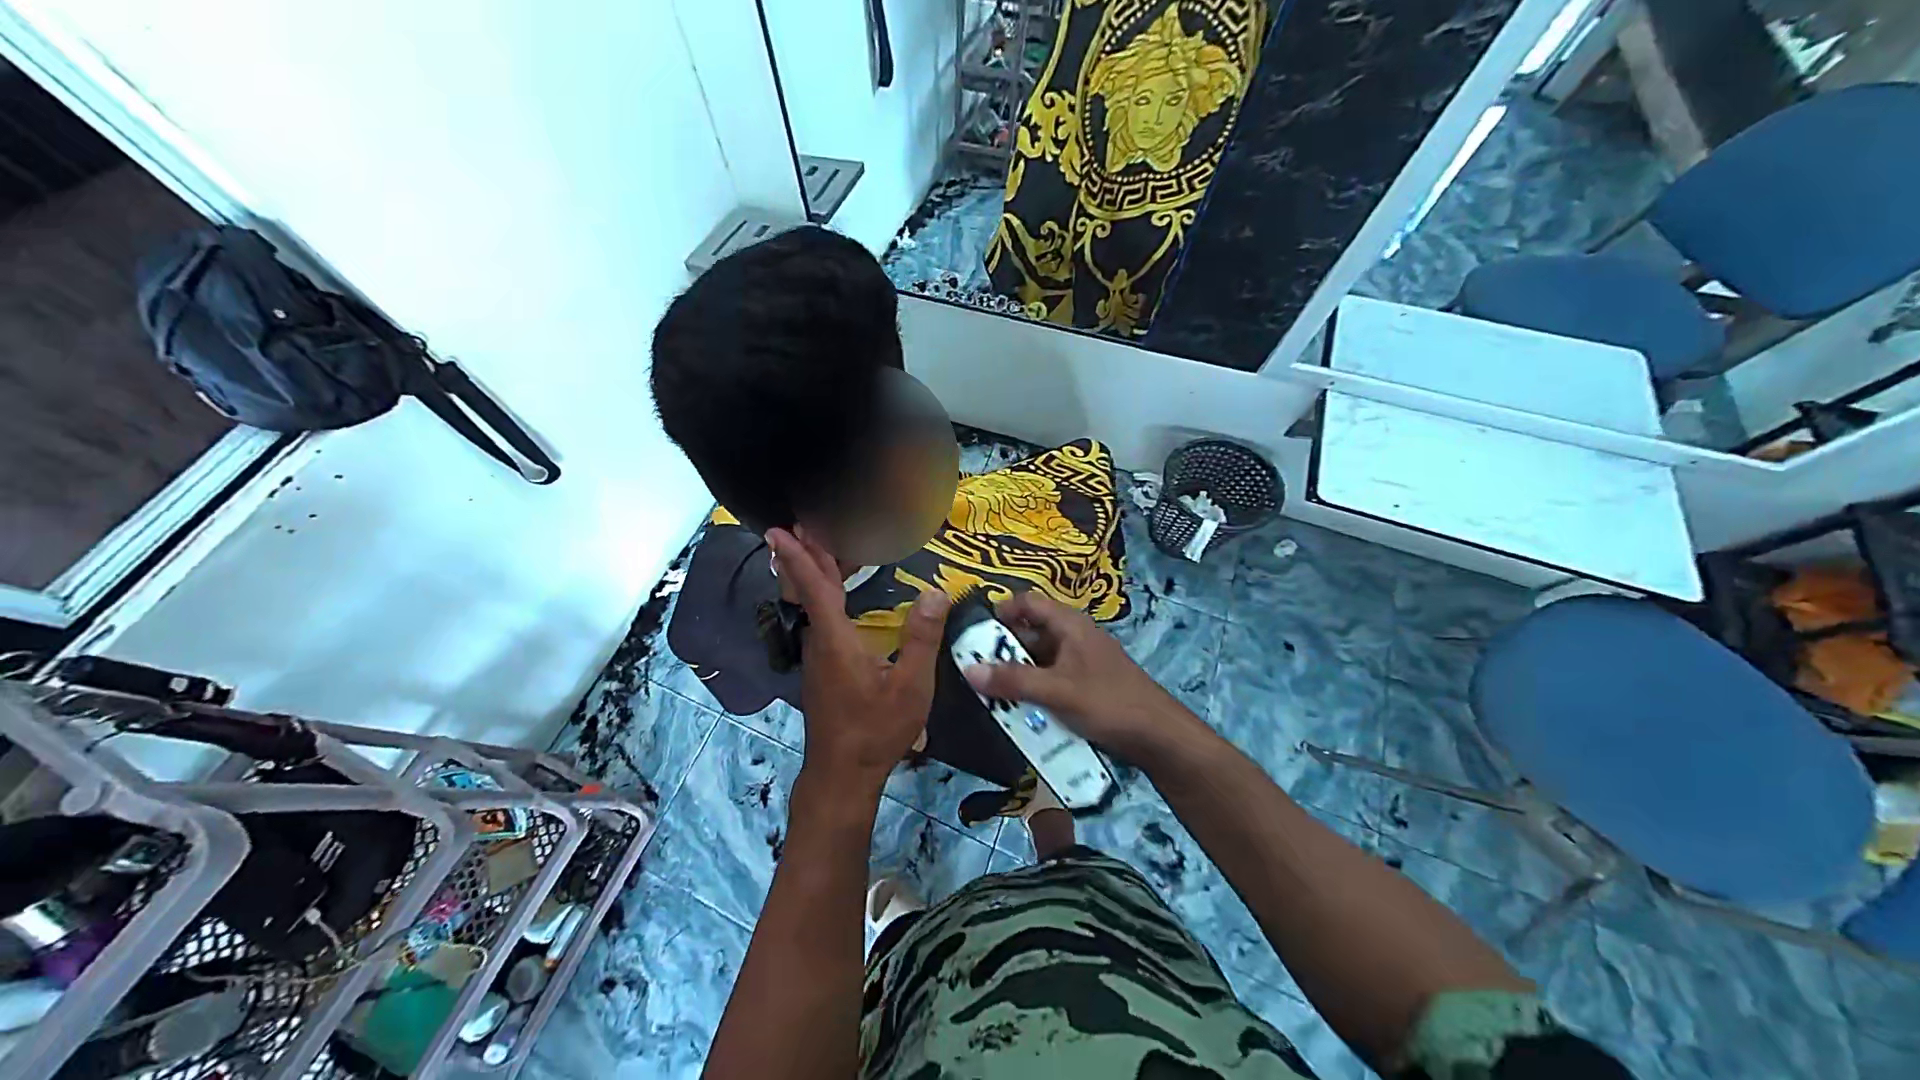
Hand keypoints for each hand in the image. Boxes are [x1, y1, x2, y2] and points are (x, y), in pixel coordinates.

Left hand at [768, 527, 949, 793]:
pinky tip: (840, 596)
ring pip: (810, 606)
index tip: (780, 529)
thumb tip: (934, 591)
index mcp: (835, 640)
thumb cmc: (876, 729)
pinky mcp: (822, 670)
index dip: (799, 556)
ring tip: (825, 547)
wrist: (843, 773)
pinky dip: (823, 596)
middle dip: (807, 555)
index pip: (814, 588)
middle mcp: (819, 643)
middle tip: (809, 523)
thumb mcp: (910, 686)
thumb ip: (921, 638)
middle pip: (807, 590)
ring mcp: (817, 658)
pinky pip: (818, 620)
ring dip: (814, 575)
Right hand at [961, 592, 1204, 760]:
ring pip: (1038, 661)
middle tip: (975, 670)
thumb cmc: (1108, 702)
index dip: (1002, 611)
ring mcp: (1079, 664)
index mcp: (1070, 625)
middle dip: (1003, 651)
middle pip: (1029, 634)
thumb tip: (969, 670)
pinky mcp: (1084, 687)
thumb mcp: (1056, 690)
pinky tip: (1017, 711)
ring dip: (1016, 675)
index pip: (1028, 602)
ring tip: (988, 694)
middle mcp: (1073, 638)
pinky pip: (1049, 682)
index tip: (976, 634)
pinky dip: (1032, 691)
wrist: (1157, 737)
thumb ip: (1013, 681)